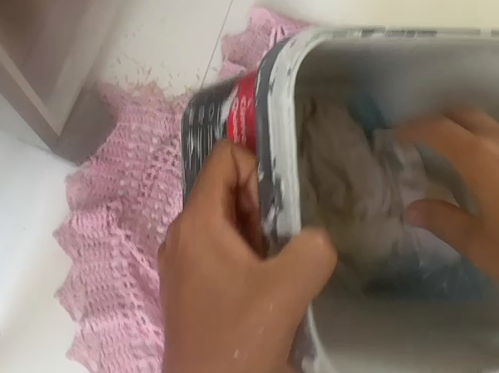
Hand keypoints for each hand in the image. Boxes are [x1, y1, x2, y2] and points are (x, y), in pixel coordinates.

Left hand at [160, 141, 336, 372]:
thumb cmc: (237, 342)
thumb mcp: (285, 293)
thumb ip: (311, 249)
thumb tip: (317, 237)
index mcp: (197, 219)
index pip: (224, 156)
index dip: (257, 169)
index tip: (278, 209)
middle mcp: (181, 231)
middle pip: (225, 188)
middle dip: (260, 207)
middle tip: (281, 245)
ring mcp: (181, 260)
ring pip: (224, 221)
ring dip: (255, 236)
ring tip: (274, 271)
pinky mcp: (186, 286)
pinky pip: (217, 249)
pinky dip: (242, 257)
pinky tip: (260, 291)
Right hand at [397, 109, 498, 372]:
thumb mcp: (483, 248)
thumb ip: (444, 222)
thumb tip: (413, 208)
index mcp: (482, 157)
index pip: (436, 128)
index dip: (412, 128)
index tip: (396, 135)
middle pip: (464, 115)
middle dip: (439, 121)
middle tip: (421, 140)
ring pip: (492, 126)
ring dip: (468, 132)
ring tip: (457, 158)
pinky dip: (494, 145)